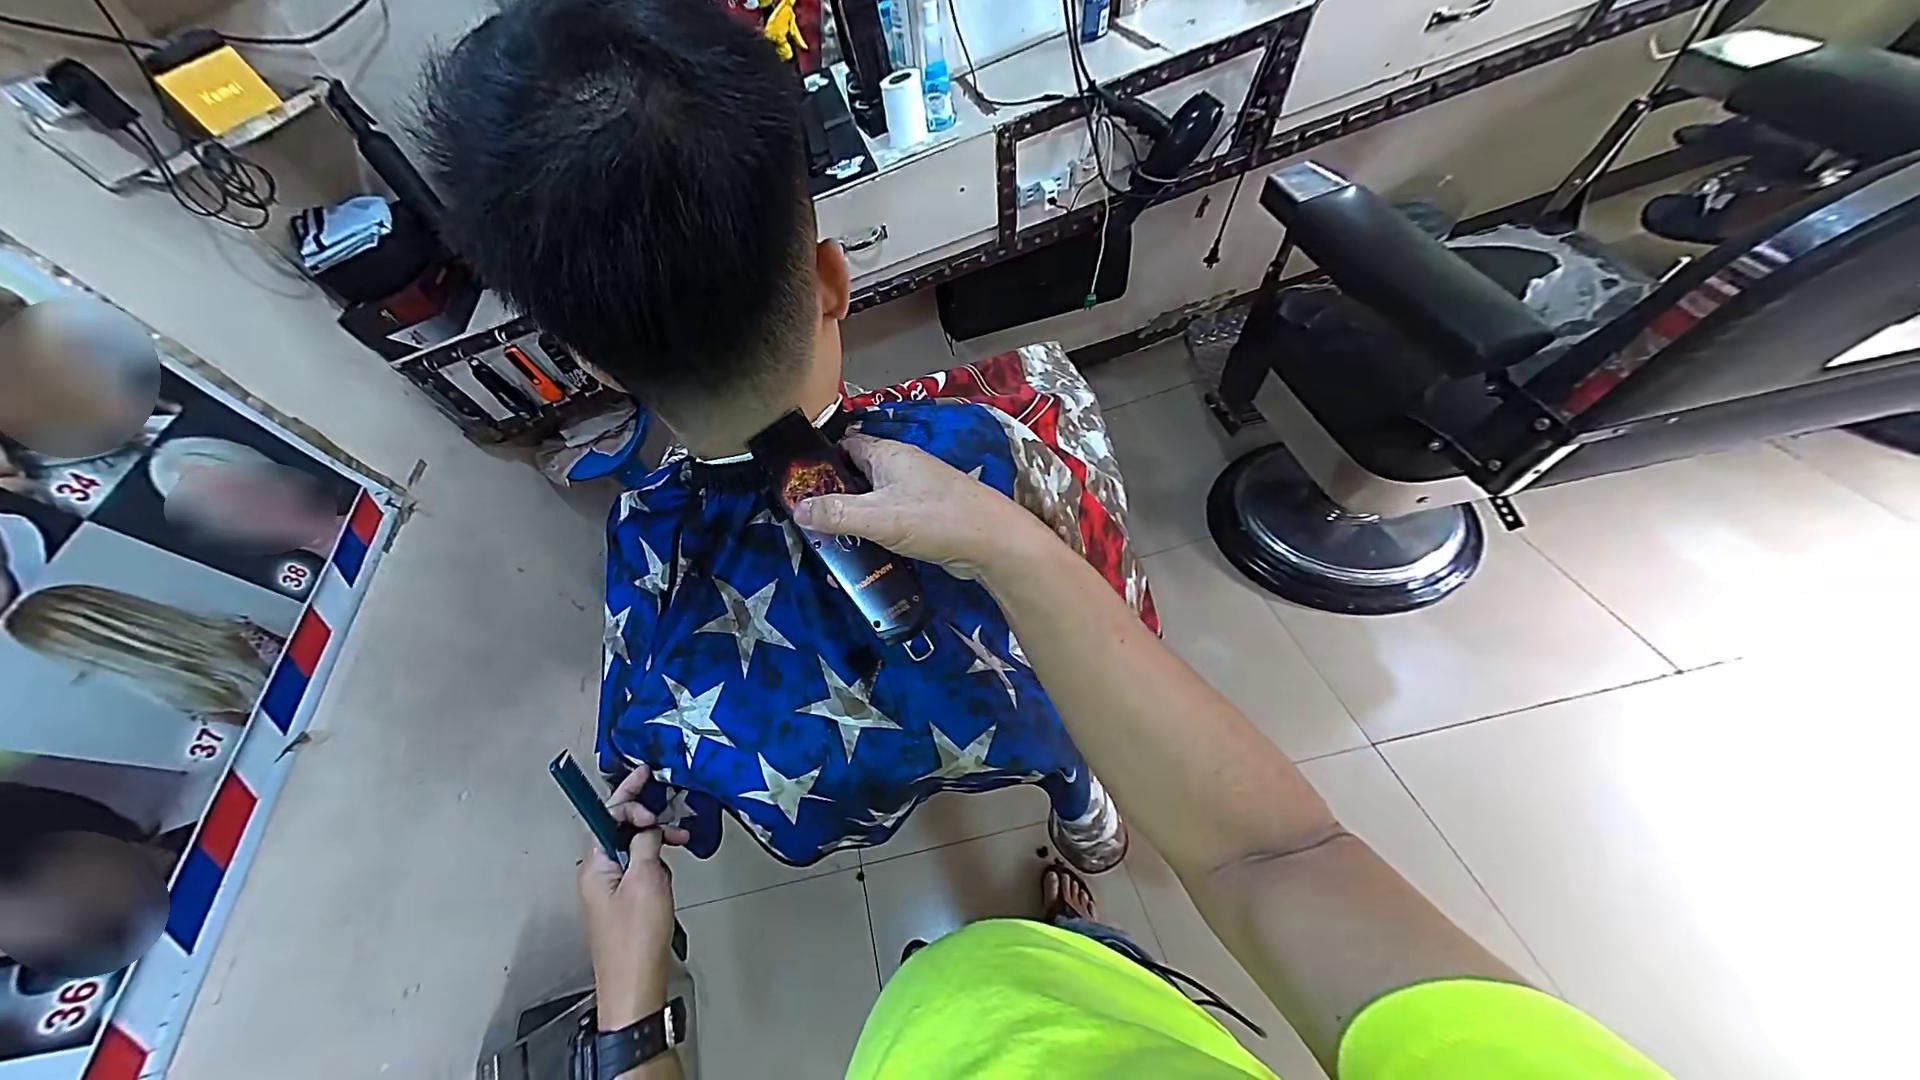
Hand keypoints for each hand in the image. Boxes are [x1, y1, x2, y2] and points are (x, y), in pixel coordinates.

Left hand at [578, 765, 690, 1030]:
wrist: (635, 984)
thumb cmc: (637, 935)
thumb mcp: (646, 879)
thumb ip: (645, 843)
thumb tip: (647, 828)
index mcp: (595, 865)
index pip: (607, 815)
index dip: (628, 794)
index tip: (645, 774)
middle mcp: (598, 872)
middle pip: (619, 827)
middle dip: (644, 813)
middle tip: (667, 807)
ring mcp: (611, 886)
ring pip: (633, 843)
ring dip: (656, 835)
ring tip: (681, 838)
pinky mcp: (625, 897)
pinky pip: (640, 861)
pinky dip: (658, 853)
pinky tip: (674, 857)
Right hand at [791, 434, 1053, 579]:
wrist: (993, 542)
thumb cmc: (936, 519)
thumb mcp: (879, 517)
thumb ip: (837, 513)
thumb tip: (797, 508)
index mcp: (889, 454)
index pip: (846, 445)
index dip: (823, 462)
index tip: (800, 486)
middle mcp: (902, 467)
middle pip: (858, 475)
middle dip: (835, 495)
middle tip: (810, 521)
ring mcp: (917, 491)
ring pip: (875, 499)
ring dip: (856, 517)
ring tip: (831, 541)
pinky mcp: (927, 515)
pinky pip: (892, 518)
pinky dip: (876, 531)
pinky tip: (864, 551)